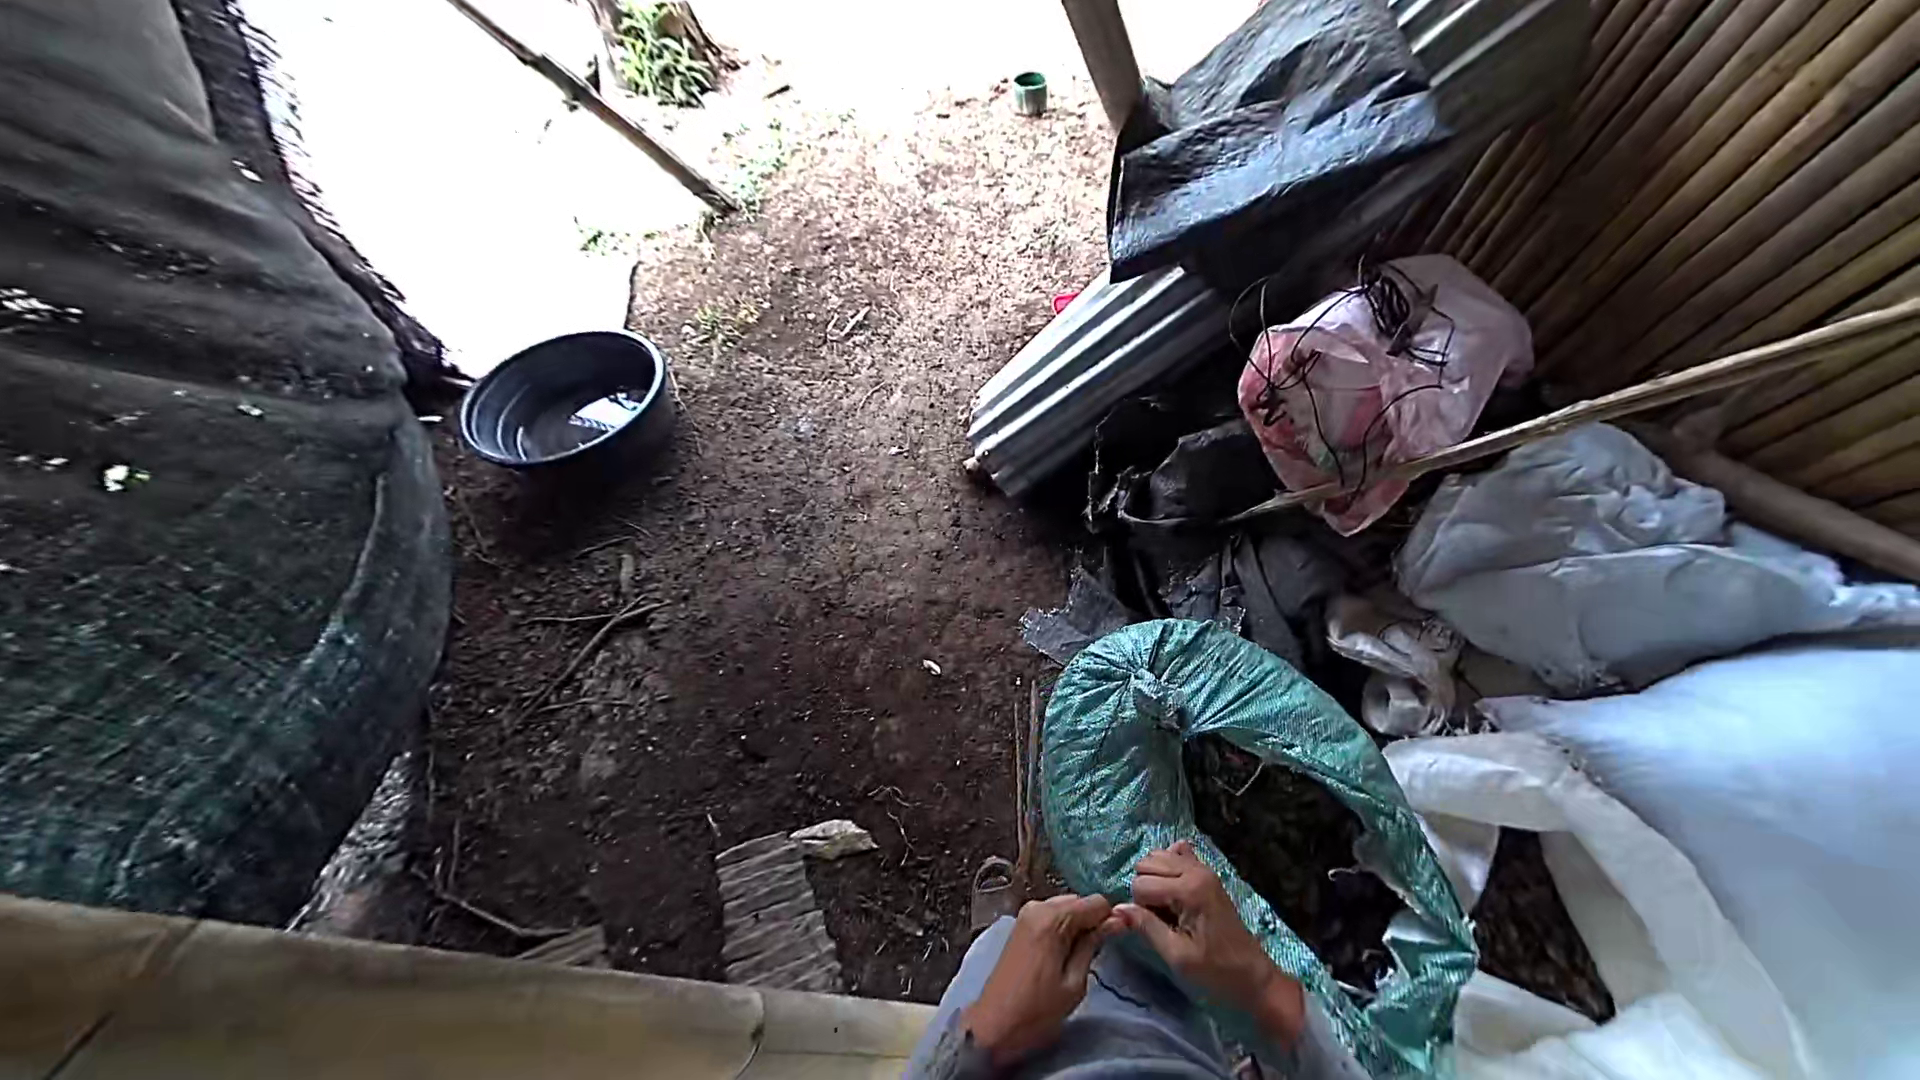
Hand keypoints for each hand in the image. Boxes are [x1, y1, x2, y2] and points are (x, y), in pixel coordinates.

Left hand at [962, 894, 1122, 1064]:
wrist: (994, 1024)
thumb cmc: (1037, 1011)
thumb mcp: (1074, 982)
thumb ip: (1093, 945)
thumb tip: (1116, 922)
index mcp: (1052, 918)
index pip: (1096, 902)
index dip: (1109, 919)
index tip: (1114, 940)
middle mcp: (1038, 905)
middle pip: (1078, 901)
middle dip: (1091, 921)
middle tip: (1094, 953)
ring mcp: (1026, 912)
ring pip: (1064, 906)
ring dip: (1076, 925)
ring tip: (1076, 957)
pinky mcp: (1020, 923)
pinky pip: (1050, 914)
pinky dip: (1061, 927)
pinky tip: (1060, 953)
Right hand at [1116, 840, 1305, 1044]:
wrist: (1255, 979)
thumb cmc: (1217, 973)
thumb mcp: (1178, 957)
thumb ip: (1146, 927)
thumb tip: (1117, 908)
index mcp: (1189, 889)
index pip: (1141, 885)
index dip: (1141, 909)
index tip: (1157, 929)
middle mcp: (1195, 870)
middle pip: (1146, 864)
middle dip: (1145, 890)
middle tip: (1161, 918)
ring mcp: (1203, 868)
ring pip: (1157, 856)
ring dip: (1154, 878)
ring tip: (1167, 906)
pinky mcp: (1207, 872)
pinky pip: (1177, 853)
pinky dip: (1168, 865)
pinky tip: (1173, 886)